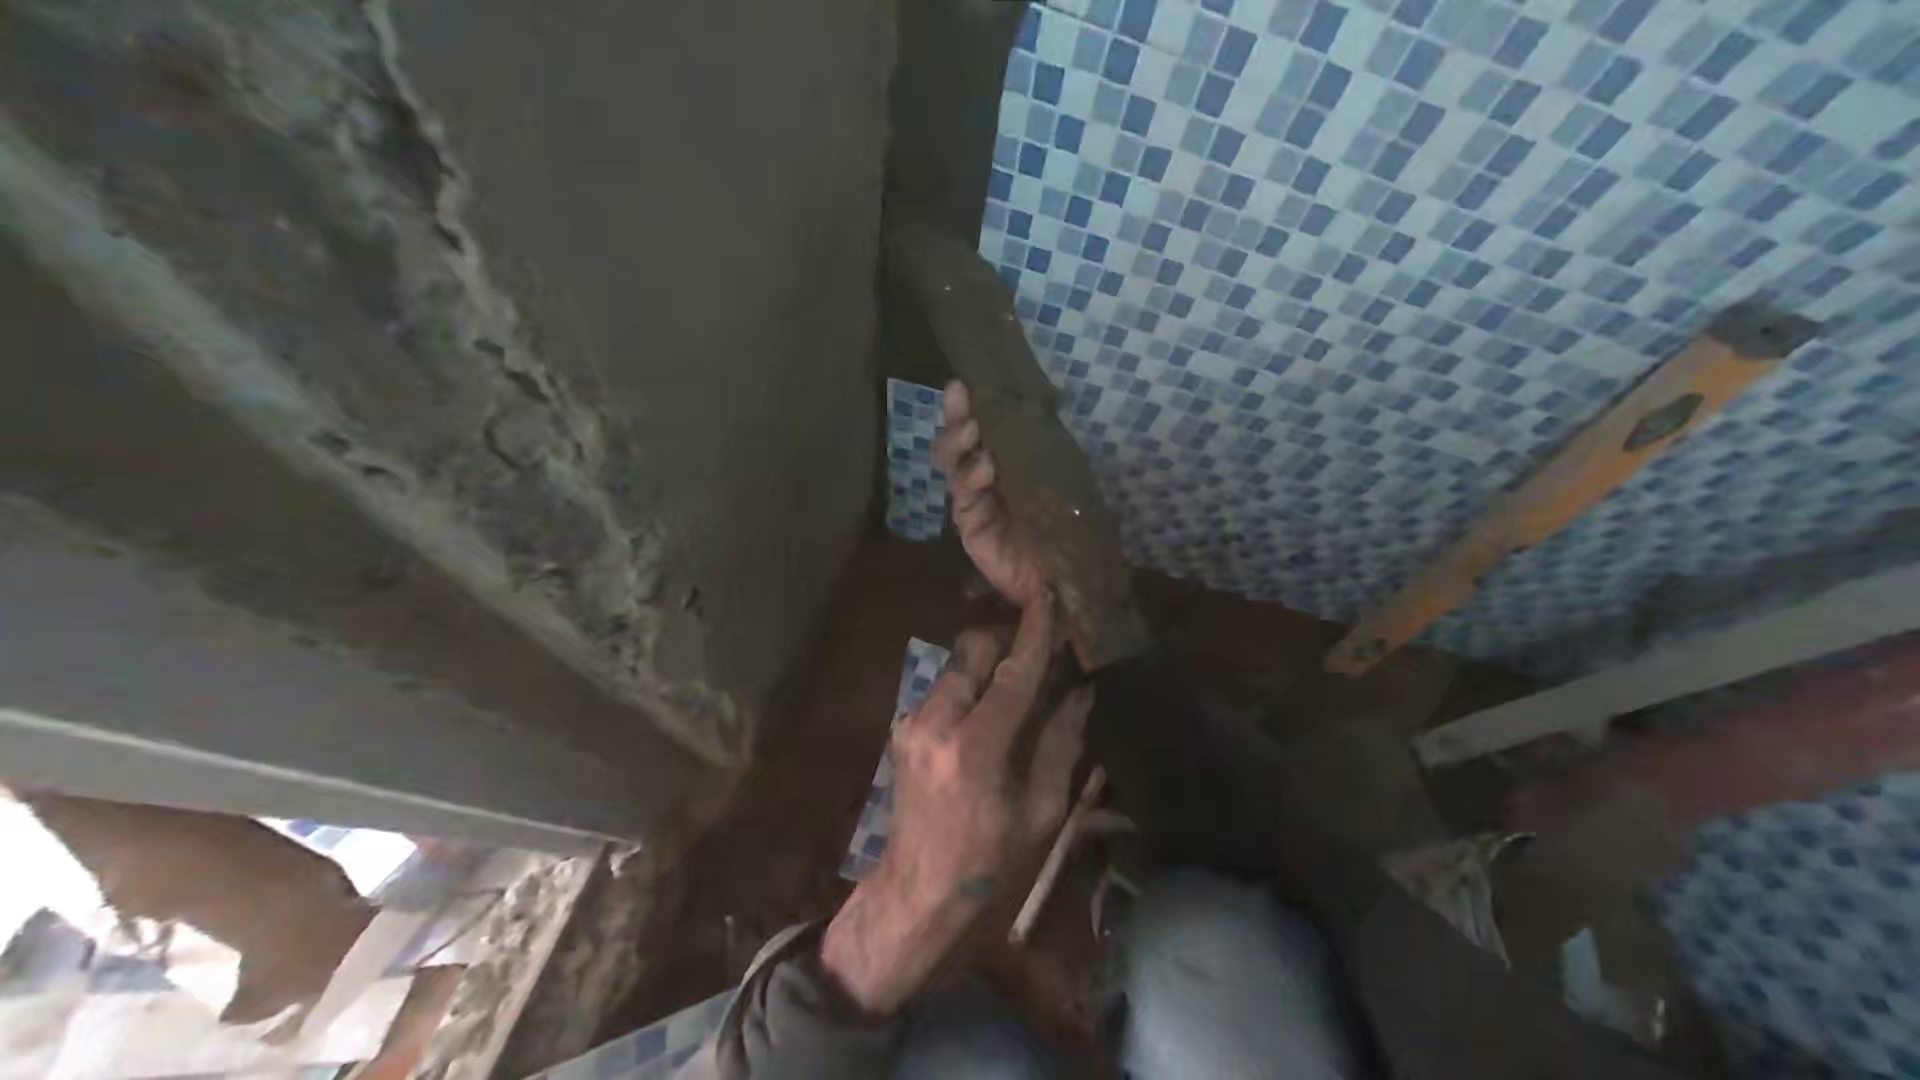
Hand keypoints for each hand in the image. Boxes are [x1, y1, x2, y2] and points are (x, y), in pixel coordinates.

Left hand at [820, 599, 1092, 1014]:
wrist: (917, 886)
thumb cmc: (989, 859)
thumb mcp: (1040, 812)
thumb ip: (1061, 745)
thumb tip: (1081, 693)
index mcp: (974, 750)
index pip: (1012, 675)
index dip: (1035, 634)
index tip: (1050, 598)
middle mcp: (935, 724)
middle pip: (973, 651)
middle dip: (1007, 640)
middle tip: (1038, 650)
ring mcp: (912, 723)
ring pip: (956, 665)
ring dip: (989, 664)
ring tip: (1018, 684)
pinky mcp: (902, 727)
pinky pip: (943, 688)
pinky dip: (971, 686)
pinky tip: (990, 710)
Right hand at [934, 381, 1050, 608]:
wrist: (1066, 579)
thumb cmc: (1070, 528)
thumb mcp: (1062, 483)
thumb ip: (1041, 453)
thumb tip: (1028, 411)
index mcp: (1013, 464)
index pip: (988, 430)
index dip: (973, 408)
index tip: (964, 386)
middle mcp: (989, 478)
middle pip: (961, 442)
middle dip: (956, 418)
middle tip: (960, 400)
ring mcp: (976, 501)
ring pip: (954, 464)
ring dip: (959, 444)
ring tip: (972, 432)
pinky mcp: (969, 524)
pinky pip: (963, 495)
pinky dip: (970, 477)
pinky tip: (984, 469)